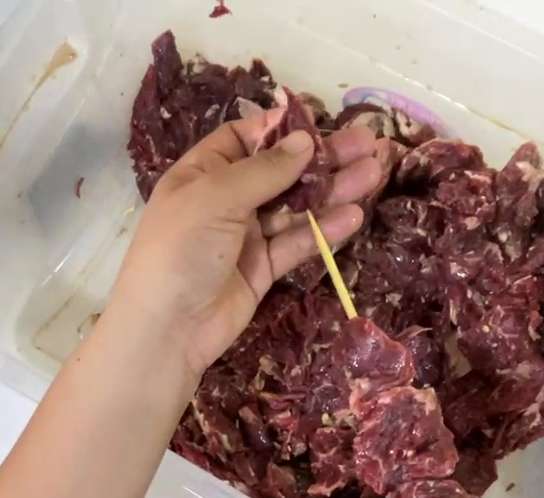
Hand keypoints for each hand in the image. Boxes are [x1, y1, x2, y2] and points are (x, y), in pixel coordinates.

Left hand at [104, 115, 390, 376]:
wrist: (168, 329)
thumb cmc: (180, 251)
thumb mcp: (216, 198)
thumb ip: (264, 170)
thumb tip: (306, 141)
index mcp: (202, 174)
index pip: (245, 139)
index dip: (281, 129)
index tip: (320, 122)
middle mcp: (224, 202)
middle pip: (280, 172)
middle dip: (323, 158)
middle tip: (369, 144)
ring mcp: (244, 238)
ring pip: (295, 208)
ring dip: (333, 191)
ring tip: (375, 172)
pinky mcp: (261, 271)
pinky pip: (296, 244)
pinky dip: (323, 231)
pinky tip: (353, 215)